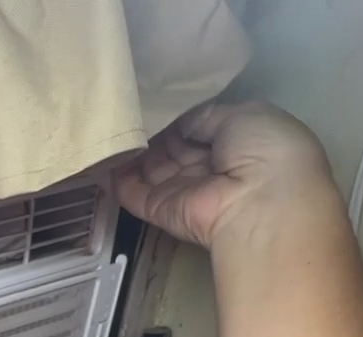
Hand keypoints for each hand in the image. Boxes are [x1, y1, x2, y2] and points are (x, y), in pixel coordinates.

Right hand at [116, 101, 341, 251]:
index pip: (196, 126)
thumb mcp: (242, 115)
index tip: (153, 100)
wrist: (255, 201)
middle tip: (126, 110)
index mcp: (234, 141)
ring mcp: (180, 190)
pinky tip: (99, 158)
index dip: (176, 115)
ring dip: (131, 151)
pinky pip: (132, 193)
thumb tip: (177, 121)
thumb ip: (204, 116)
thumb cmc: (262, 149)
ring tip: (108, 128)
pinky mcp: (158, 210)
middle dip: (151, 131)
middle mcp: (206, 167)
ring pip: (149, 168)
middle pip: (170, 147)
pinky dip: (116, 178)